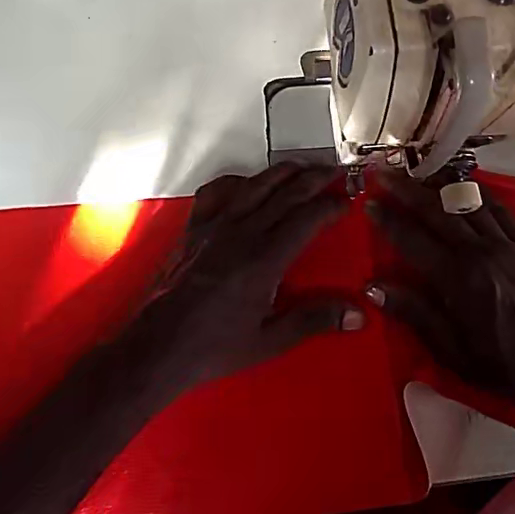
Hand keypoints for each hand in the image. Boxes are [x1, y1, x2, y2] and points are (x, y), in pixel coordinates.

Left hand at [132, 165, 362, 390]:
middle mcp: (241, 234)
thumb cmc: (213, 346)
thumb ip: (313, 320)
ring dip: (281, 173)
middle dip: (314, 178)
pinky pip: (216, 194)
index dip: (331, 205)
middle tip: (334, 172)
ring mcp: (214, 227)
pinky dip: (234, 182)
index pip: (307, 218)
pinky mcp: (194, 230)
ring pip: (254, 186)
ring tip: (301, 167)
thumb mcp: (269, 340)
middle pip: (285, 193)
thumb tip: (356, 315)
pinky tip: (244, 182)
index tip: (347, 200)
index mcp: (264, 259)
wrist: (158, 346)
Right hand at [366, 172, 514, 433]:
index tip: (369, 202)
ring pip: (470, 202)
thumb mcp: (450, 350)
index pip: (413, 240)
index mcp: (458, 279)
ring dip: (441, 184)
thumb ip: (413, 312)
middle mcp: (482, 253)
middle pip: (438, 210)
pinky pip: (501, 211)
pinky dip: (481, 194)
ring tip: (419, 171)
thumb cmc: (500, 366)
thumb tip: (372, 286)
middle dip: (408, 190)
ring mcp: (507, 246)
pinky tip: (468, 186)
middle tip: (385, 173)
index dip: (388, 220)